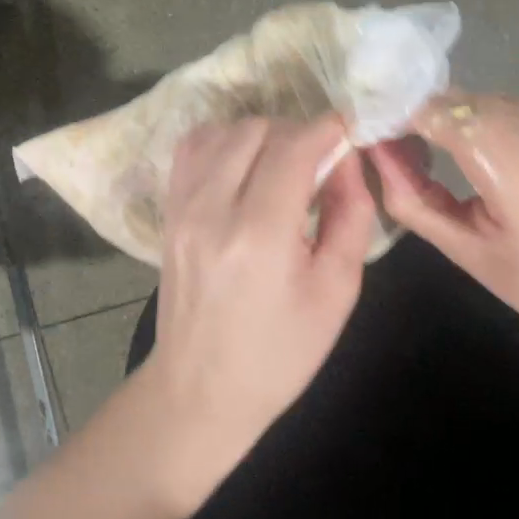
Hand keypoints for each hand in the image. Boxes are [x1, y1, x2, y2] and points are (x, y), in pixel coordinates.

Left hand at [150, 117, 375, 455]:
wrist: (201, 388)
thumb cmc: (280, 352)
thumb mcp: (337, 291)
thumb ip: (350, 215)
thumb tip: (347, 158)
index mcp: (260, 235)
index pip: (294, 147)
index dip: (328, 129)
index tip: (349, 132)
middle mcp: (212, 209)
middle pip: (257, 130)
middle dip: (297, 133)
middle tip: (321, 162)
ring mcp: (181, 207)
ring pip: (222, 131)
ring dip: (260, 135)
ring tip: (284, 165)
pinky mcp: (167, 211)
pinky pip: (192, 149)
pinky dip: (223, 142)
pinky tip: (245, 166)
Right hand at [367, 92, 518, 365]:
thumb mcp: (469, 257)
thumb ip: (416, 202)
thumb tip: (376, 148)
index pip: (478, 138)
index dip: (427, 117)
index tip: (384, 116)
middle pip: (493, 113)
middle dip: (439, 110)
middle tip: (399, 120)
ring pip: (511, 106)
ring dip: (465, 109)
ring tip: (434, 127)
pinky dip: (496, 116)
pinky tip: (481, 136)